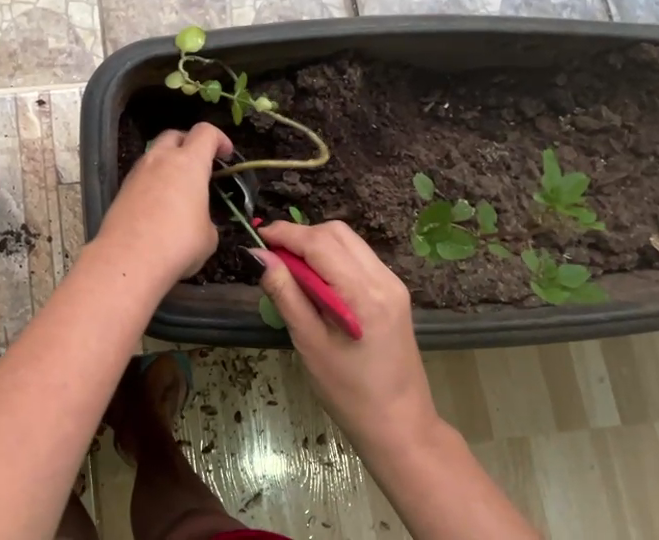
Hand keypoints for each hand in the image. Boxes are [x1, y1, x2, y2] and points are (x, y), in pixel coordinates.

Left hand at [96, 123, 232, 285]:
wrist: (127, 259)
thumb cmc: (178, 243)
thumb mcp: (208, 236)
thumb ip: (206, 217)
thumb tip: (197, 220)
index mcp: (188, 163)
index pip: (205, 132)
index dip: (219, 139)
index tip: (227, 154)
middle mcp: (160, 159)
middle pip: (175, 135)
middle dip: (190, 144)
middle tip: (201, 165)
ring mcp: (137, 172)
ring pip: (155, 154)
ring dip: (169, 163)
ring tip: (179, 188)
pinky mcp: (121, 189)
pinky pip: (142, 175)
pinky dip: (153, 181)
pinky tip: (159, 205)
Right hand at [252, 220, 439, 446]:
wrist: (400, 426)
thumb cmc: (349, 392)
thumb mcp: (309, 342)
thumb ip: (285, 293)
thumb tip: (258, 256)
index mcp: (363, 293)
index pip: (319, 243)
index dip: (285, 234)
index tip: (257, 239)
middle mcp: (383, 279)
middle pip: (337, 233)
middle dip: (301, 235)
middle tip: (273, 256)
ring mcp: (393, 284)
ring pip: (349, 241)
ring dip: (317, 244)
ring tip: (291, 268)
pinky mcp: (394, 293)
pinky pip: (359, 257)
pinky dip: (333, 257)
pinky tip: (317, 281)